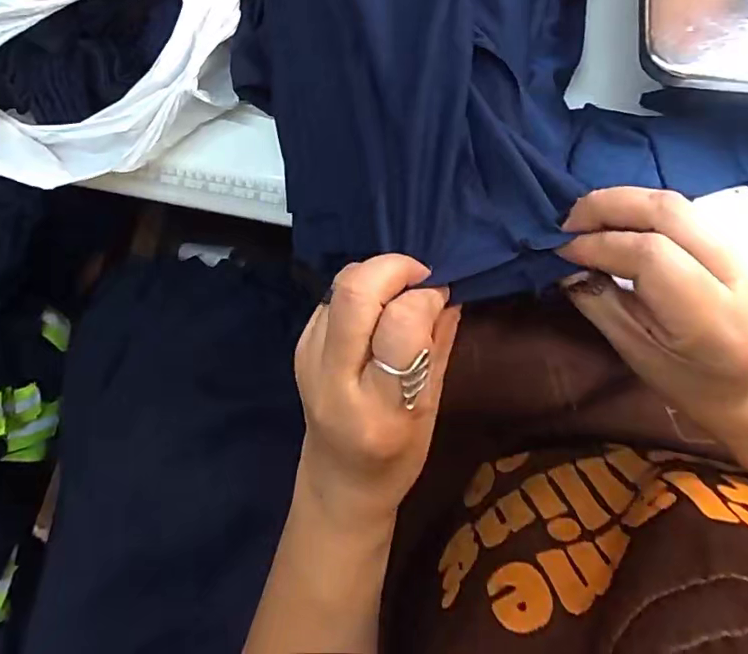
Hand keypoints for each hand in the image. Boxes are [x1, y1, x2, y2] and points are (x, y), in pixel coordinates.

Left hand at [293, 254, 460, 523]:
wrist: (337, 480)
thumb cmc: (396, 458)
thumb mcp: (431, 411)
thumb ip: (438, 346)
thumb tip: (448, 290)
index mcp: (376, 407)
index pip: (398, 325)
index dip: (424, 296)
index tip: (441, 293)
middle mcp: (333, 376)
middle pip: (355, 291)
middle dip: (393, 267)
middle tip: (420, 277)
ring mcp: (309, 356)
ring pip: (340, 285)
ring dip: (376, 275)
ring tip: (400, 292)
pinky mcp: (299, 342)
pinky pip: (332, 296)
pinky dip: (360, 289)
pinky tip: (376, 309)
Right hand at [557, 188, 747, 447]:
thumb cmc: (684, 382)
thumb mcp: (632, 350)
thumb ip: (598, 300)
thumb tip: (565, 261)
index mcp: (716, 322)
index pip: (652, 255)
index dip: (599, 244)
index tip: (563, 251)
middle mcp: (741, 281)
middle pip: (669, 212)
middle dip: (608, 205)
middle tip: (569, 222)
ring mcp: (745, 258)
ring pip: (676, 203)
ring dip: (621, 202)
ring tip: (587, 219)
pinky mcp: (736, 246)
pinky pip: (681, 212)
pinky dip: (638, 209)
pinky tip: (614, 223)